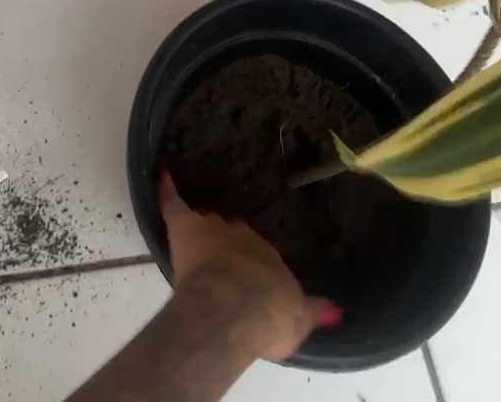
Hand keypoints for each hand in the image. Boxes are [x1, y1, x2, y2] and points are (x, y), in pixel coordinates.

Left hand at [159, 173, 338, 360]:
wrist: (237, 308)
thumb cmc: (268, 318)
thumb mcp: (298, 322)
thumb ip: (313, 312)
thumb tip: (335, 309)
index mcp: (270, 259)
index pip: (262, 258)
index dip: (254, 270)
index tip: (252, 280)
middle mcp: (245, 237)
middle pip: (236, 237)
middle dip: (231, 248)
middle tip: (225, 263)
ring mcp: (215, 230)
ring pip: (209, 225)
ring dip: (205, 230)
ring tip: (198, 231)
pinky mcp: (186, 227)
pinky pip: (174, 205)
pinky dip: (169, 192)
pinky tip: (164, 177)